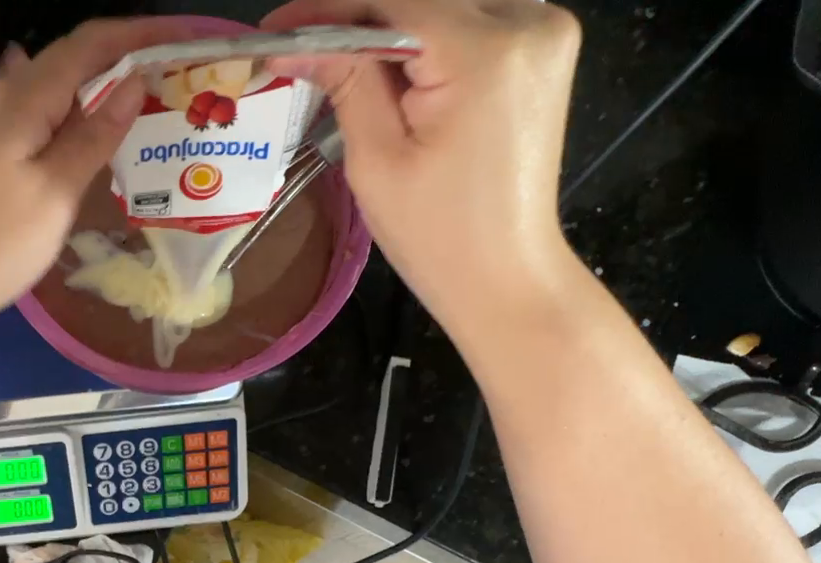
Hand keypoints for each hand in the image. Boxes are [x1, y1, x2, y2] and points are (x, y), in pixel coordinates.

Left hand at [0, 20, 180, 336]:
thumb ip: (91, 139)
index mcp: (18, 102)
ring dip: (80, 101)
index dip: (134, 36)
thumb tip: (131, 84)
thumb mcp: (53, 197)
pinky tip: (62, 150)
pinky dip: (51, 126)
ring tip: (118, 125)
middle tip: (157, 93)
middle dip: (111, 70)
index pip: (85, 45)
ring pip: (36, 98)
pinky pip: (16, 124)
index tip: (176, 40)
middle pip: (59, 67)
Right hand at [263, 0, 583, 323]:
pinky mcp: (544, 49)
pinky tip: (398, 78)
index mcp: (485, 51)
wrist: (504, 276)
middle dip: (359, 22)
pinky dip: (427, 42)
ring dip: (392, 32)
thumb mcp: (377, 161)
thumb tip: (301, 43)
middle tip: (304, 53)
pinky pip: (472, 23)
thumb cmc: (436, 235)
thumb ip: (347, 83)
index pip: (393, 2)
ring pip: (445, 7)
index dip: (328, 11)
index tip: (275, 29)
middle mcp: (529, 19)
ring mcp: (545, 29)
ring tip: (346, 71)